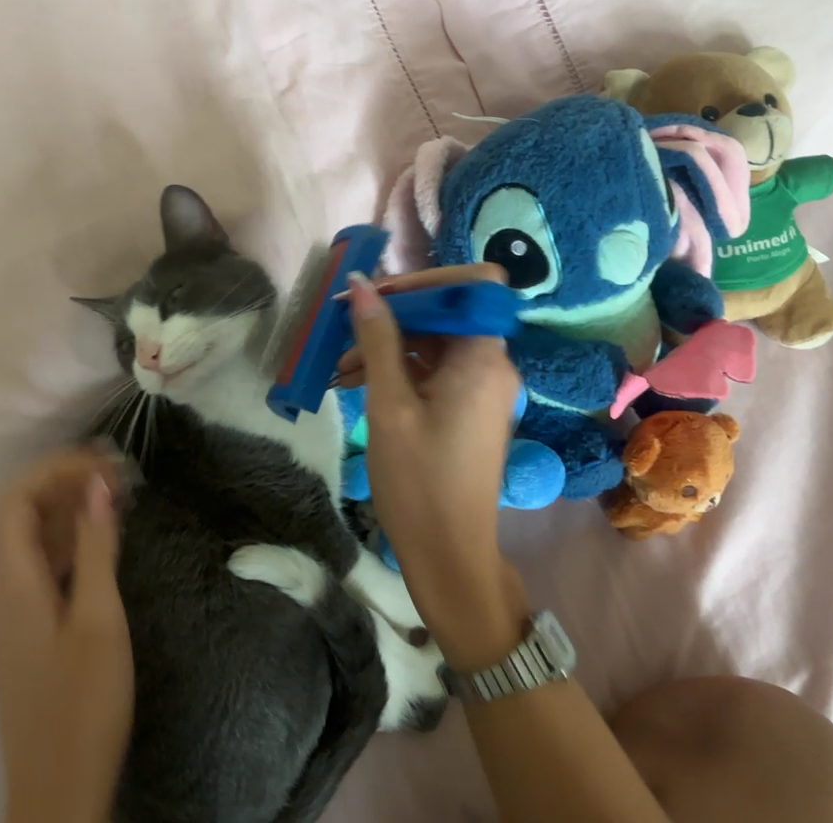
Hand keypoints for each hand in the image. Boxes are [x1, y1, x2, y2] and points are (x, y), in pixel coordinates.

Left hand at [0, 446, 131, 822]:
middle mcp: (4, 587)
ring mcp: (15, 610)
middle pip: (24, 512)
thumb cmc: (83, 702)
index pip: (18, 495)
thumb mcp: (100, 618)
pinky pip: (45, 566)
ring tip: (122, 496)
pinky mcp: (31, 629)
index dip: (58, 467)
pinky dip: (73, 543)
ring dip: (73, 511)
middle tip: (123, 474)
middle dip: (68, 482)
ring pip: (35, 539)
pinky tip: (107, 542)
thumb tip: (97, 483)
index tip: (108, 461)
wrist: (58, 787)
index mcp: (13, 579)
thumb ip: (96, 547)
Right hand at [342, 270, 532, 671]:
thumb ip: (377, 339)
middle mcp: (492, 364)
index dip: (425, 279)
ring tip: (339, 368)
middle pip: (447, 311)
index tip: (375, 295)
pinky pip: (434, 370)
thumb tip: (361, 284)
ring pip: (434, 342)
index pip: (472, 284)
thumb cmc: (419, 481)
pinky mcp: (469, 409)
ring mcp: (482, 388)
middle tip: (342, 330)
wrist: (449, 554)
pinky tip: (356, 384)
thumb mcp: (388, 405)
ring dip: (388, 345)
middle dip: (393, 315)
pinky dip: (399, 370)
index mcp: (483, 357)